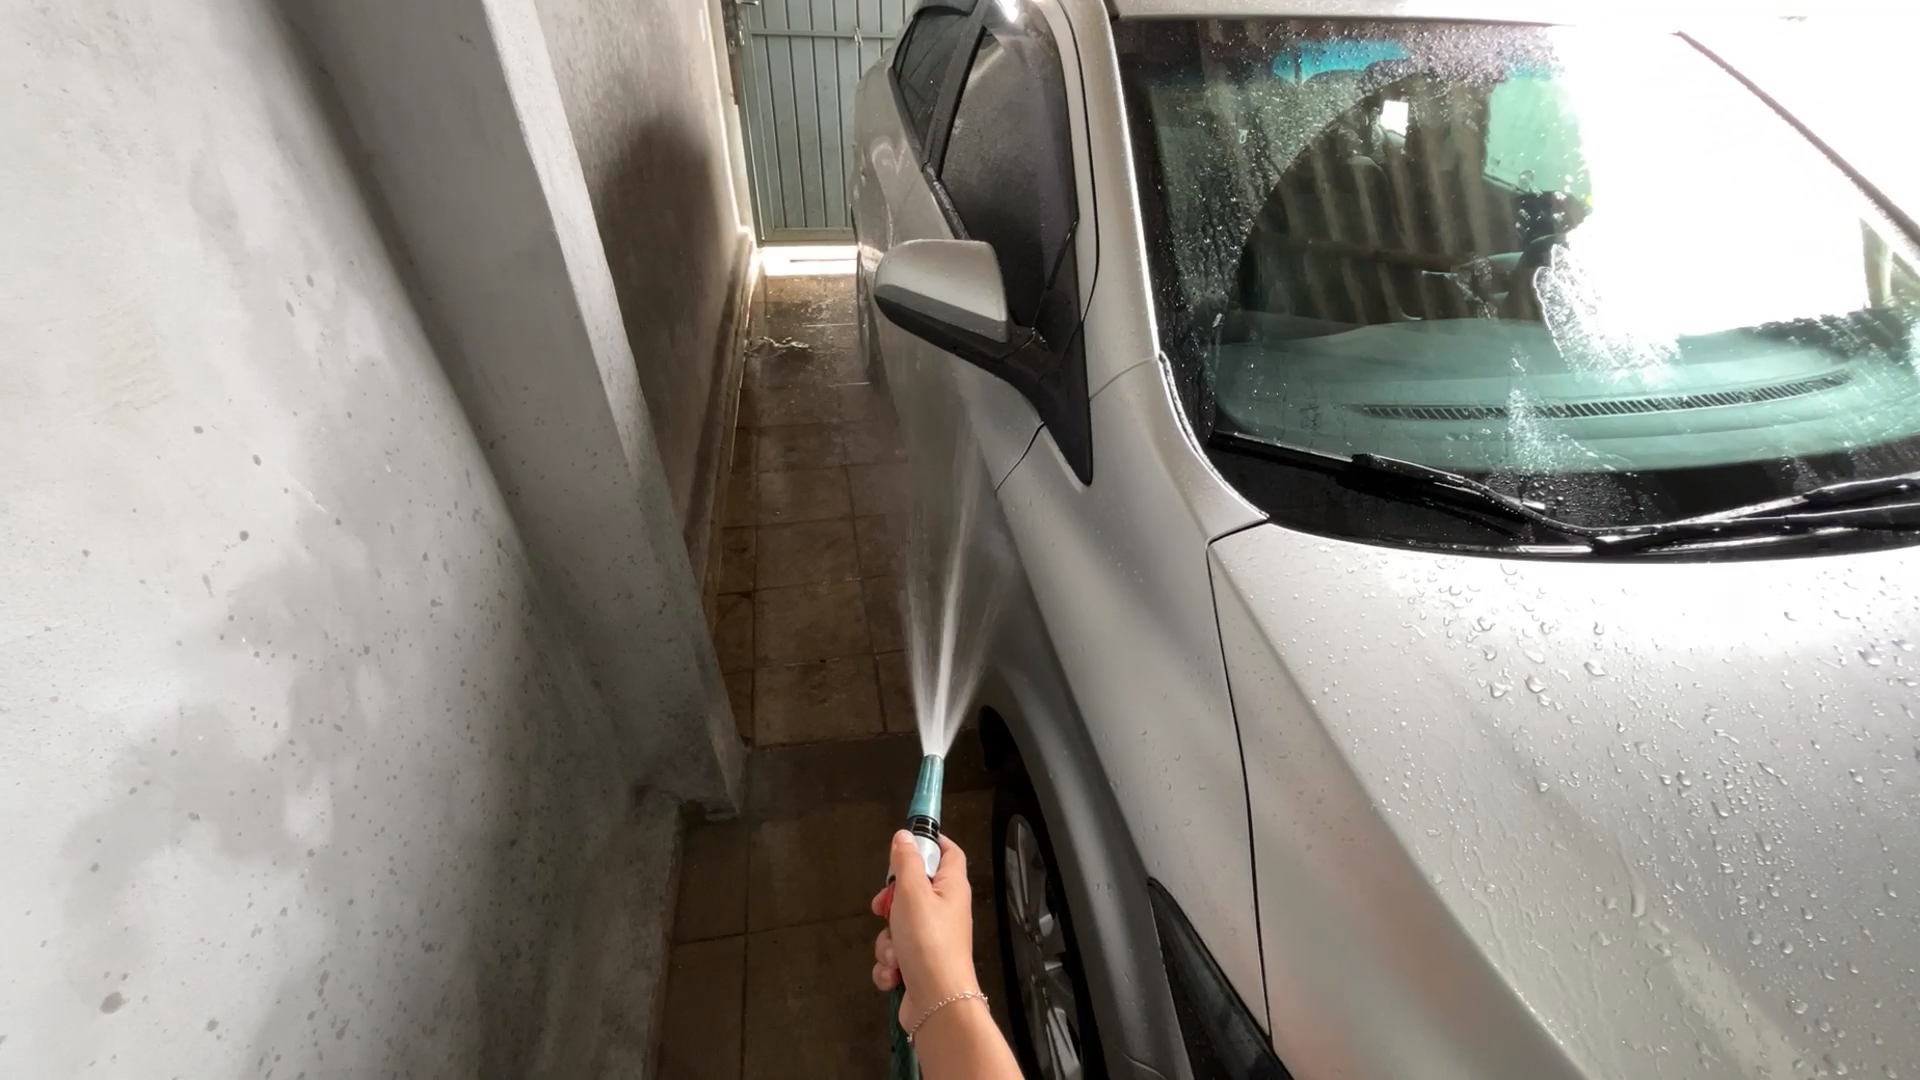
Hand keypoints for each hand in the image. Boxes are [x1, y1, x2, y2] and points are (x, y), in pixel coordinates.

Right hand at [871, 830, 975, 1028]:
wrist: (937, 1004)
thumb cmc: (928, 941)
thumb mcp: (913, 892)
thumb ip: (906, 861)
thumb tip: (905, 836)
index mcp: (952, 887)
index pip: (949, 852)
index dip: (931, 843)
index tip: (907, 845)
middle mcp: (946, 910)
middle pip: (915, 889)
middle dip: (892, 901)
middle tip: (882, 907)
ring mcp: (933, 939)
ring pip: (899, 925)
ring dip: (888, 940)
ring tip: (896, 953)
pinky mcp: (920, 966)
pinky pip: (897, 954)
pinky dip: (891, 964)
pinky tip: (894, 974)